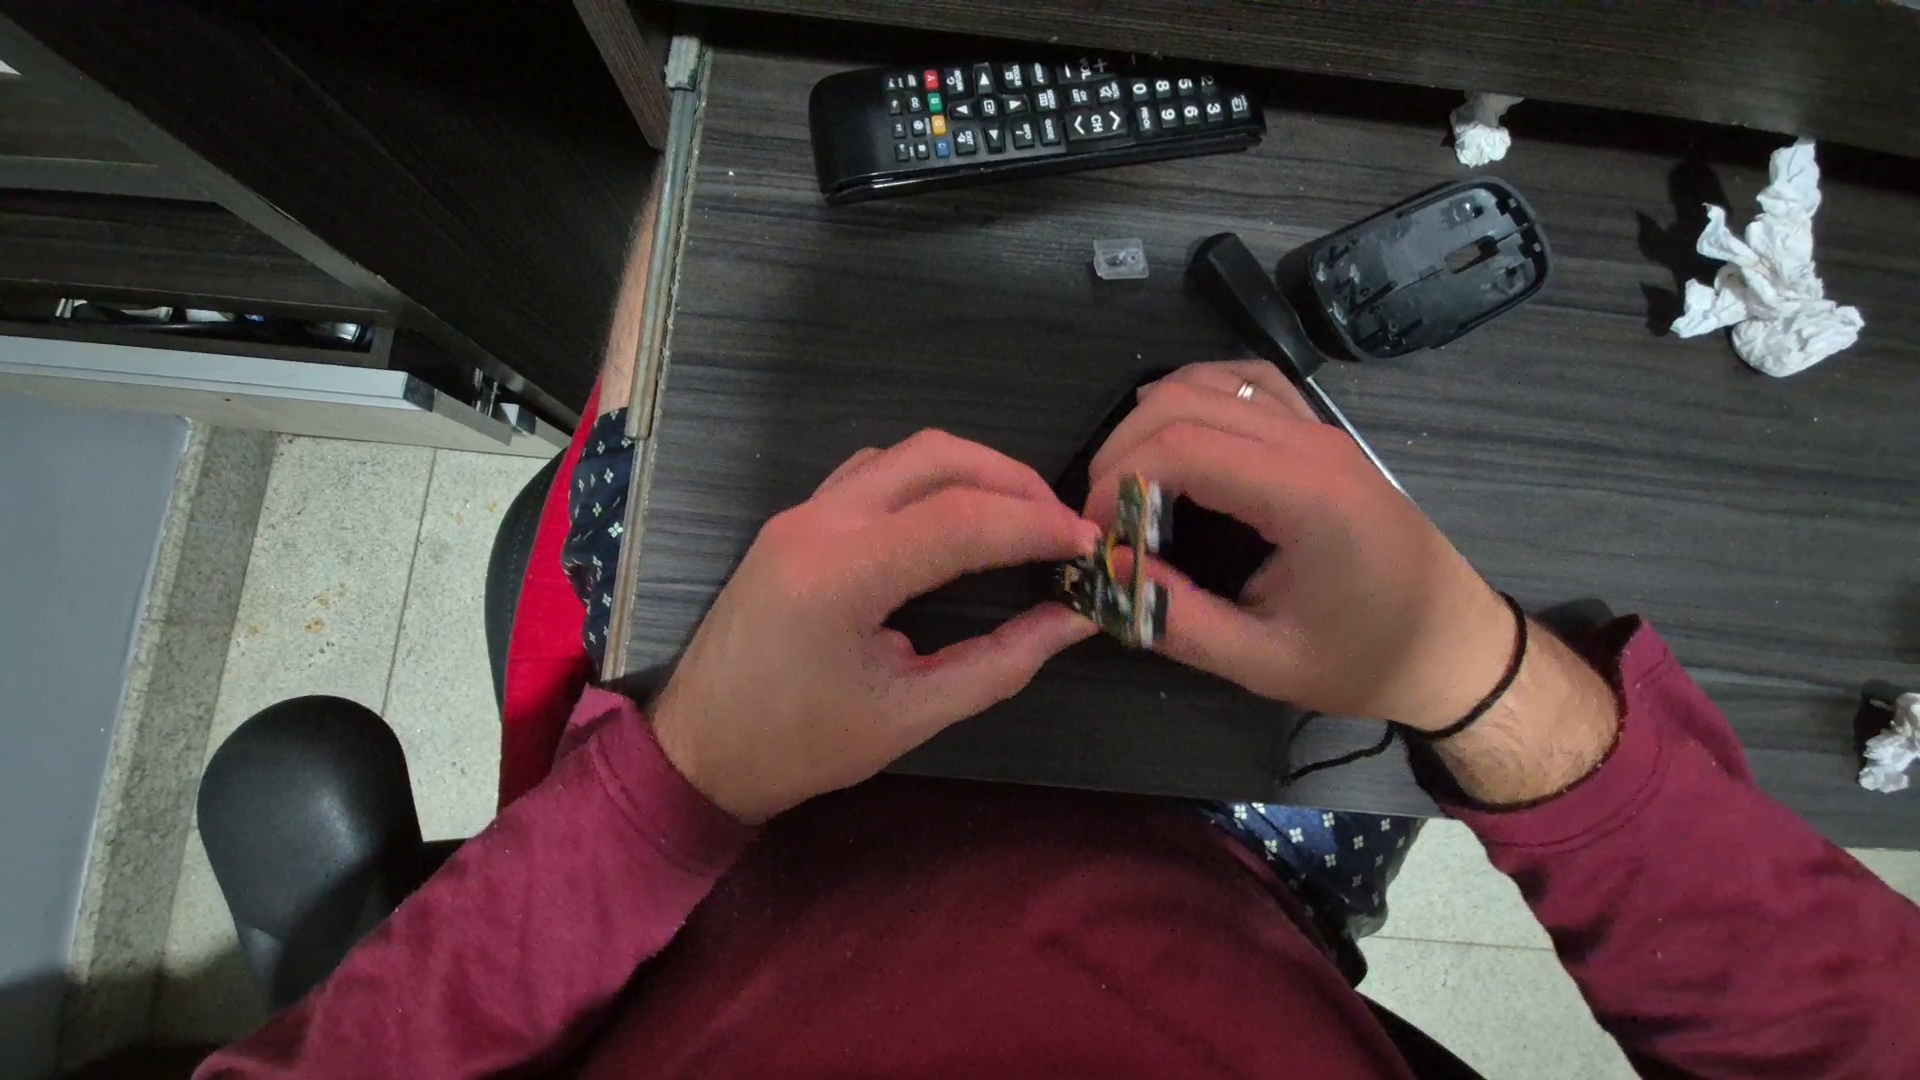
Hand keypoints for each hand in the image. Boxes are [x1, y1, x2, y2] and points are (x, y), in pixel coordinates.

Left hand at [650, 430, 1100, 823]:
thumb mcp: (911, 715)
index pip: (960, 520)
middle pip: (936, 457)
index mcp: (841, 576)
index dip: (1035, 526)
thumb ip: (1001, 663)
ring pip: (904, 454)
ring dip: (972, 471)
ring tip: (1020, 516)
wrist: (699, 748)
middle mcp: (818, 522)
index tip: (1088, 545)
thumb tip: (1074, 620)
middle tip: (1060, 524)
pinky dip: (930, 479)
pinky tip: (956, 516)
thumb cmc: (801, 746)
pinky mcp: (796, 518)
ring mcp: (801, 512)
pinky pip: (875, 470)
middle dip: (1012, 481)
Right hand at [1083, 360, 1514, 730]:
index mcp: (1304, 497)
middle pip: (1184, 401)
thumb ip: (1180, 621)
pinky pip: (1249, 383)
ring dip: (1152, 420)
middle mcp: (1311, 444)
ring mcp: (1320, 429)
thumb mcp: (1264, 663)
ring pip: (1211, 381)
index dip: (1118, 479)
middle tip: (1102, 512)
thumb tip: (1111, 572)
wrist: (1453, 646)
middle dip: (1121, 450)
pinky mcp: (1320, 434)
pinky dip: (1198, 395)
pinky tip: (1178, 433)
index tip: (1096, 530)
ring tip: (1131, 481)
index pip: (1183, 446)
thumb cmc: (1364, 659)